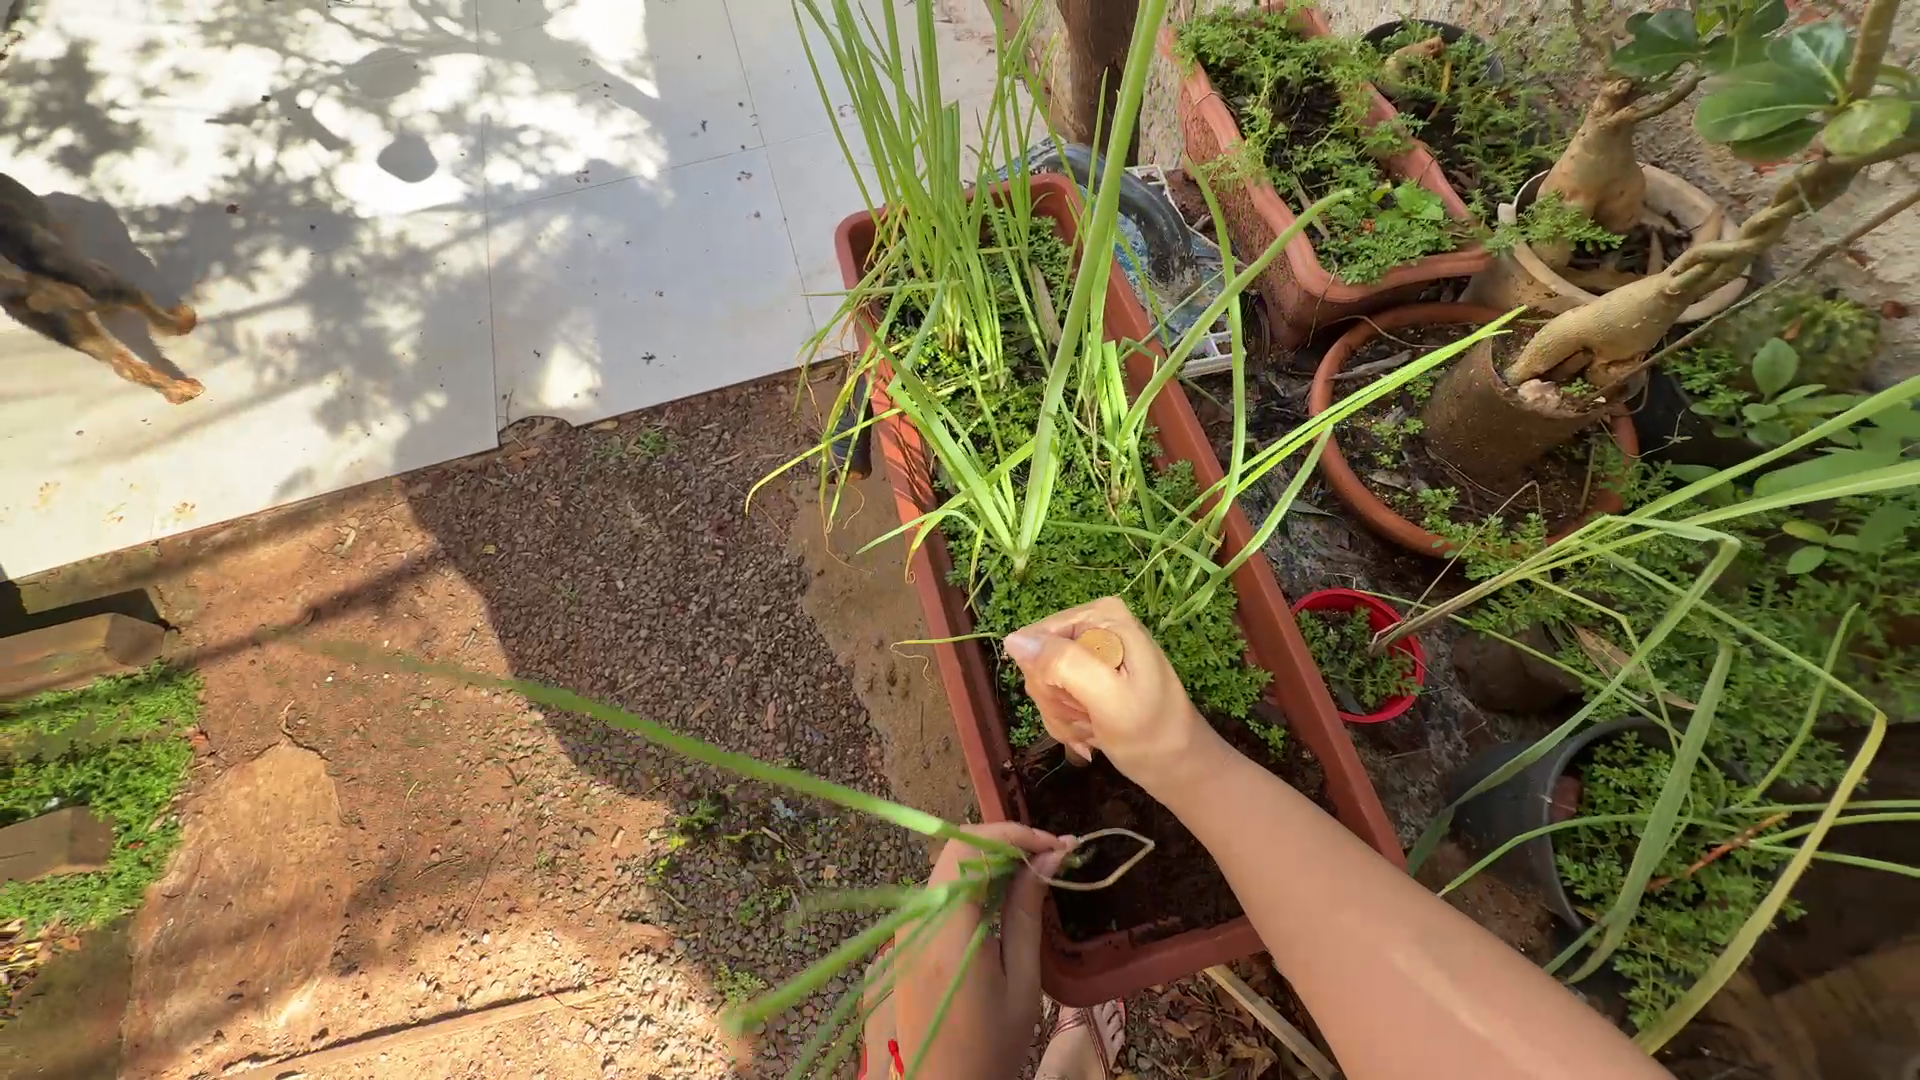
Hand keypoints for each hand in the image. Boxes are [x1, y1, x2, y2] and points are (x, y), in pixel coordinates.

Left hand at [892, 822, 1072, 1079]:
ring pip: (948, 863)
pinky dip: (973, 877)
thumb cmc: (991, 1048)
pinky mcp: (907, 935)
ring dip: (991, 855)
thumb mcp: (1022, 982)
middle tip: (1051, 853)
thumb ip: (1027, 912)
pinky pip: (941, 887)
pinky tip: (1004, 887)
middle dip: (1006, 841)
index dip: (1013, 835)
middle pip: (957, 849)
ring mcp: (907, 926)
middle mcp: (918, 919)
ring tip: (1035, 866)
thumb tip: (1050, 856)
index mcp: (946, 933)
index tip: (1056, 844)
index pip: (971, 850)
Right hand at [1002, 596, 1221, 794]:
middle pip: (1038, 660)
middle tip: (1090, 717)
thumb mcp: (1108, 698)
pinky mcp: (1088, 673)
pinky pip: (1052, 696)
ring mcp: (1091, 649)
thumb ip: (1063, 664)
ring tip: (1094, 726)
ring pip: (1041, 683)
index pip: (1037, 639)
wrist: (1178, 765)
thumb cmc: (1150, 733)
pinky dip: (1067, 721)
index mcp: (1103, 616)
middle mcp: (1094, 624)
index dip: (1048, 678)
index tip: (1081, 701)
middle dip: (1057, 699)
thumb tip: (1012, 641)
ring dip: (1062, 714)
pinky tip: (1093, 730)